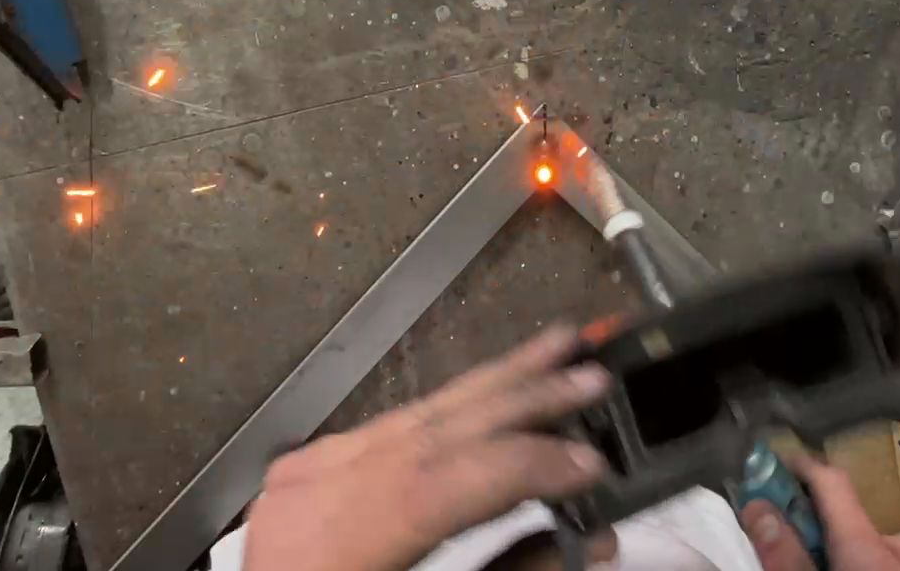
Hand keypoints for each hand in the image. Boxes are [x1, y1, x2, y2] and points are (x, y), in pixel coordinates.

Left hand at [242, 325, 614, 570]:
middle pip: (435, 426)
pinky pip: (393, 424)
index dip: (522, 464)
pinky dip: (451, 406)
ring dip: (495, 383)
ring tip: (556, 349)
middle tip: (592, 372)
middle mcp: (316, 491)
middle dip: (522, 394)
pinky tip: (492, 391)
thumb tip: (587, 540)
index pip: (444, 483)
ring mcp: (307, 469)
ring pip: (418, 410)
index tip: (590, 461)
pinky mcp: (309, 462)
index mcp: (337, 549)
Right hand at [741, 452, 899, 570]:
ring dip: (857, 557)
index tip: (769, 468)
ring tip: (831, 568)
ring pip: (886, 552)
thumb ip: (785, 556)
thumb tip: (758, 506)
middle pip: (857, 523)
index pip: (831, 480)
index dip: (799, 466)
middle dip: (825, 532)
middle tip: (801, 557)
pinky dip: (882, 567)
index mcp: (871, 548)